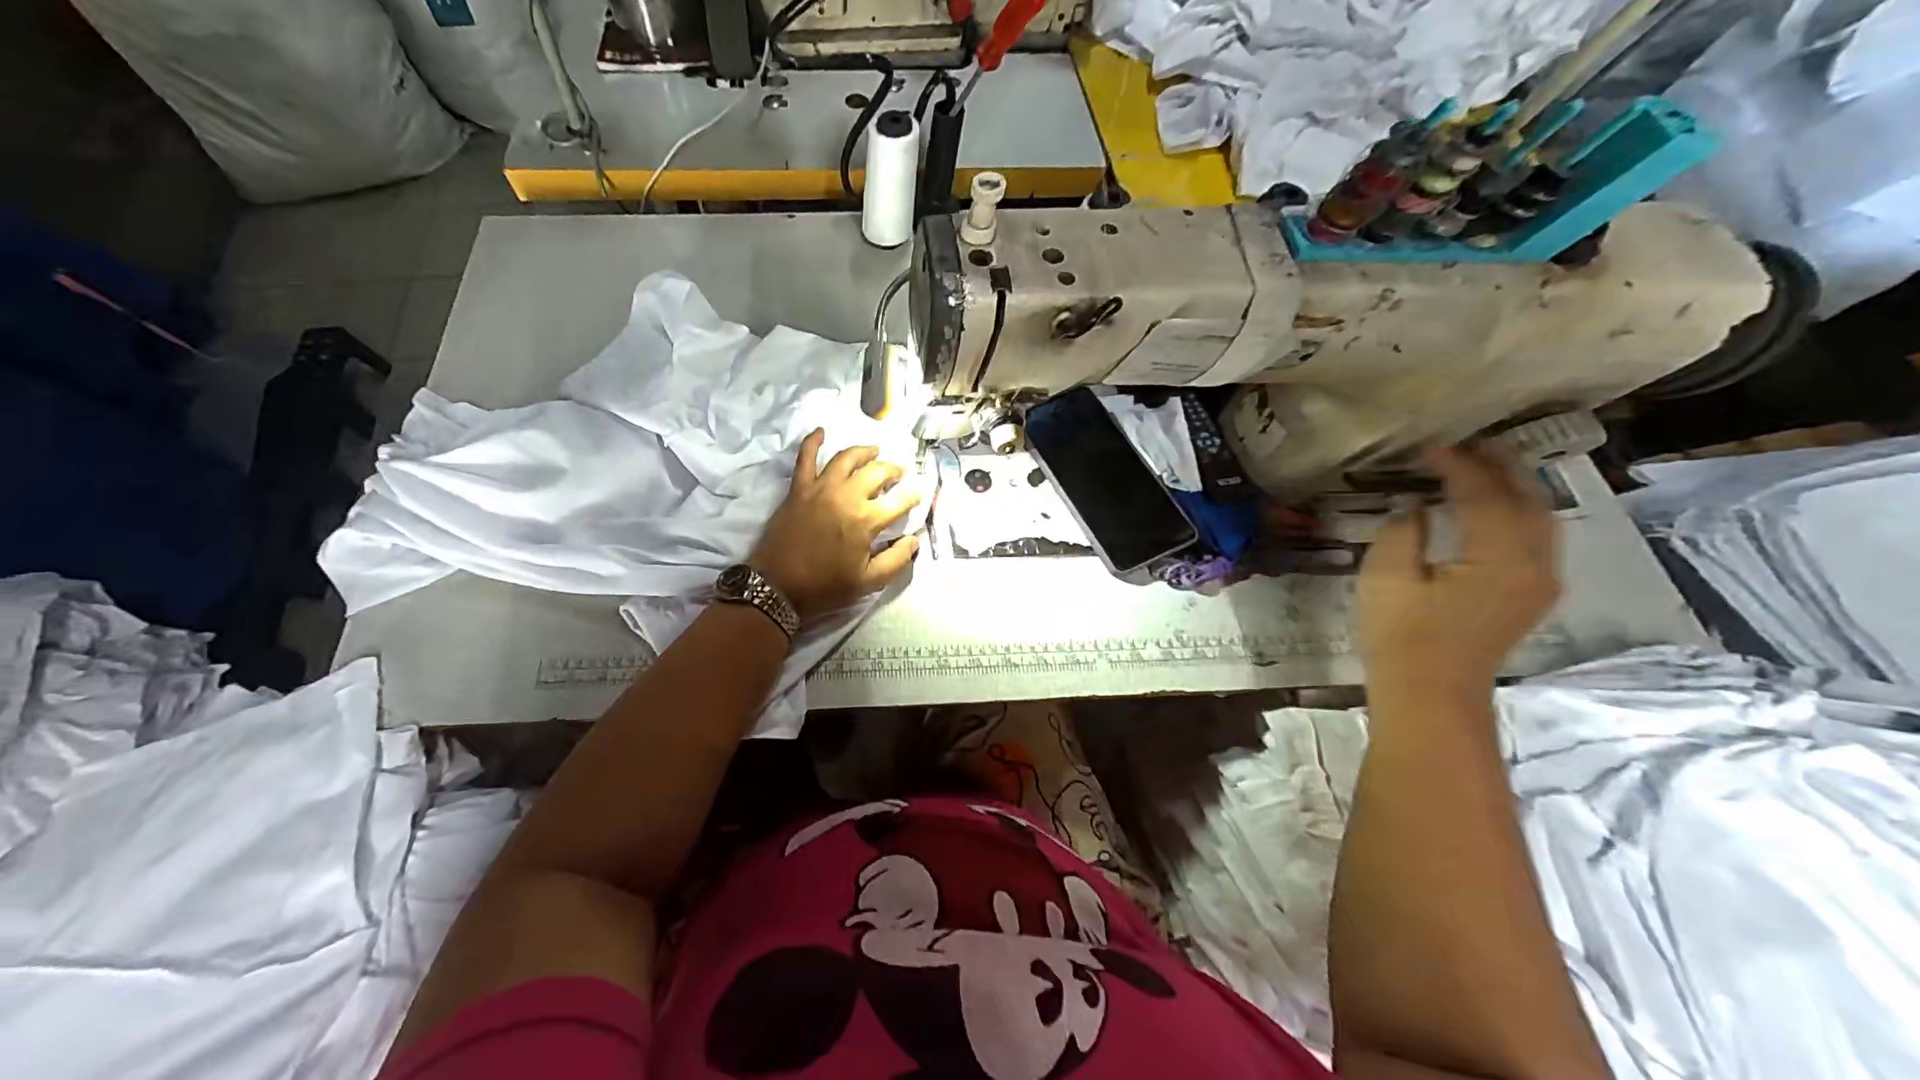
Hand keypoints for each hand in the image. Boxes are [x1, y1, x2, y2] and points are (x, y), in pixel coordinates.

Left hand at [748, 429, 921, 624]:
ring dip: (864, 452)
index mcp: (867, 520)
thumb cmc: (825, 586)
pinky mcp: (798, 489)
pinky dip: (812, 442)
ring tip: (874, 451)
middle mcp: (847, 496)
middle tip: (899, 473)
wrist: (778, 586)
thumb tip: (914, 540)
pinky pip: (805, 458)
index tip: (919, 494)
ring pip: (846, 458)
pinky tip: (821, 432)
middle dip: (893, 470)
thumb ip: (896, 560)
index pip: (900, 500)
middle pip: (877, 472)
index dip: (914, 496)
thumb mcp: (869, 582)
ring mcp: (820, 488)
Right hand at [1357, 445, 1558, 695]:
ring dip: (1514, 489)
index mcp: (1499, 556)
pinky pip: (1536, 539)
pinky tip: (1491, 510)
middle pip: (1528, 500)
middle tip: (1466, 446)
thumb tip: (1417, 508)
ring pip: (1540, 519)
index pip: (1483, 494)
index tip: (1429, 448)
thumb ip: (1403, 531)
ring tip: (1483, 469)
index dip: (1457, 466)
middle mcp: (1534, 563)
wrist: (1431, 695)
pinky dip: (1516, 514)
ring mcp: (1540, 582)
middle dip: (1499, 468)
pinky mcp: (1531, 596)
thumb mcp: (1386, 577)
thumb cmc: (1402, 636)